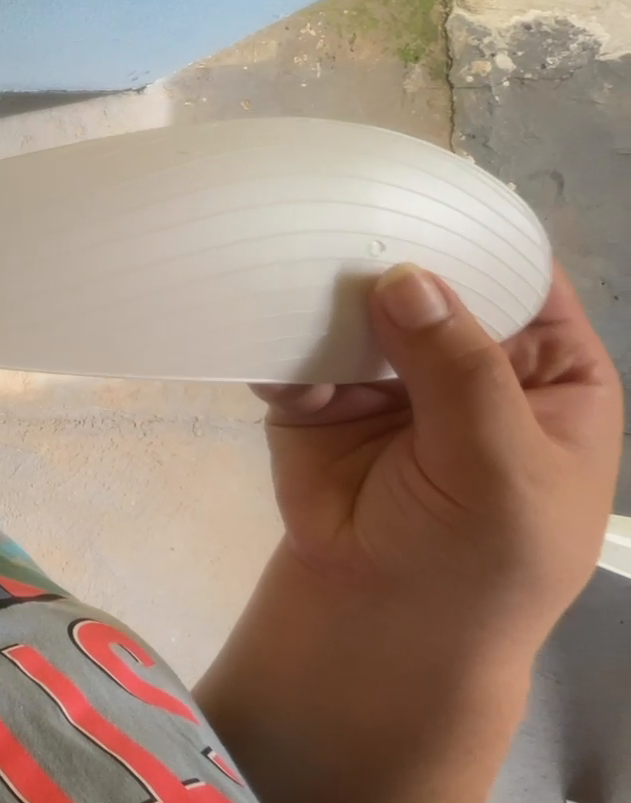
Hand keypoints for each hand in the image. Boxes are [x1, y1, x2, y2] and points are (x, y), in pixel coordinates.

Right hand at [255, 262, 622, 657]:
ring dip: (314, 305)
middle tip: (328, 225)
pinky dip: (272, 354)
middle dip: (377, 265)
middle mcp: (455, 364)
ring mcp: (378, 381)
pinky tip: (265, 356)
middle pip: (420, 292)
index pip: (520, 284)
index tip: (419, 197)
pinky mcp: (310, 401)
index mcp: (538, 372)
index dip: (481, 242)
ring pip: (345, 321)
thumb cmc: (482, 545)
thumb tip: (403, 278)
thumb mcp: (499, 460)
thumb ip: (458, 369)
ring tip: (279, 276)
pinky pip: (289, 360)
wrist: (383, 605)